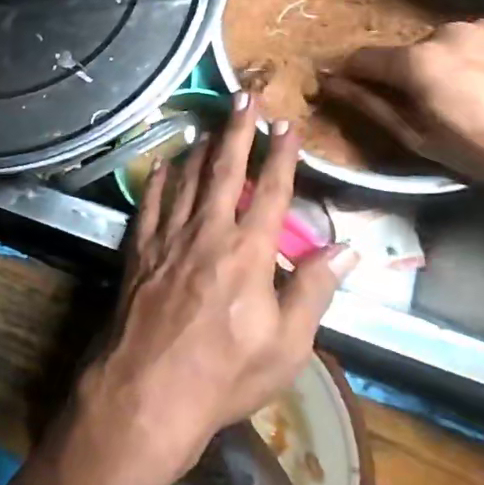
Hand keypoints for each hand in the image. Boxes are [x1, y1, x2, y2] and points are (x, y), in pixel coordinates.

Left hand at [78, 93, 359, 477]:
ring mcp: (167, 238)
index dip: (281, 154)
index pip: (271, 191)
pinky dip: (158, 180)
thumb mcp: (287, 345)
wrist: (148, 389)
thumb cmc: (225, 374)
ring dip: (199, 148)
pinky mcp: (138, 251)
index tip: (286, 123)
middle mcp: (206, 233)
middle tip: (242, 95)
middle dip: (236, 130)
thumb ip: (312, 290)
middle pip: (224, 171)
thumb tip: (345, 249)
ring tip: (209, 123)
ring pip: (184, 180)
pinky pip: (149, 203)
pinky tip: (163, 164)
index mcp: (248, 252)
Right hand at [318, 19, 483, 197]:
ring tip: (479, 95)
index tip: (346, 87)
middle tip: (433, 106)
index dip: (351, 74)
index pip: (364, 59)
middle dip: (411, 74)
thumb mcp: (423, 139)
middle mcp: (447, 31)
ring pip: (451, 43)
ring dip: (451, 63)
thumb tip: (330, 83)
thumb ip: (372, 106)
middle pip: (411, 52)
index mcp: (417, 61)